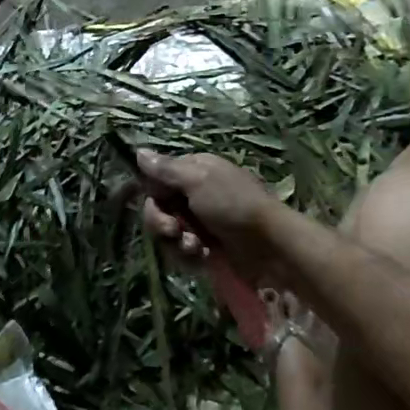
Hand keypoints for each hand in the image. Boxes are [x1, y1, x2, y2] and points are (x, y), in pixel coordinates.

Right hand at [134, 151, 284, 282]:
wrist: (271, 246)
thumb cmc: (234, 205)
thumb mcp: (198, 180)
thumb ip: (166, 169)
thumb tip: (138, 151)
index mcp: (194, 170)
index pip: (156, 180)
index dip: (153, 196)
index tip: (159, 204)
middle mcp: (194, 193)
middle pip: (158, 209)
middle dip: (162, 223)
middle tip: (174, 231)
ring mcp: (200, 221)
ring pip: (168, 233)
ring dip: (177, 243)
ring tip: (196, 248)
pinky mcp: (206, 246)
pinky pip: (182, 251)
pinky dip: (190, 256)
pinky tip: (204, 258)